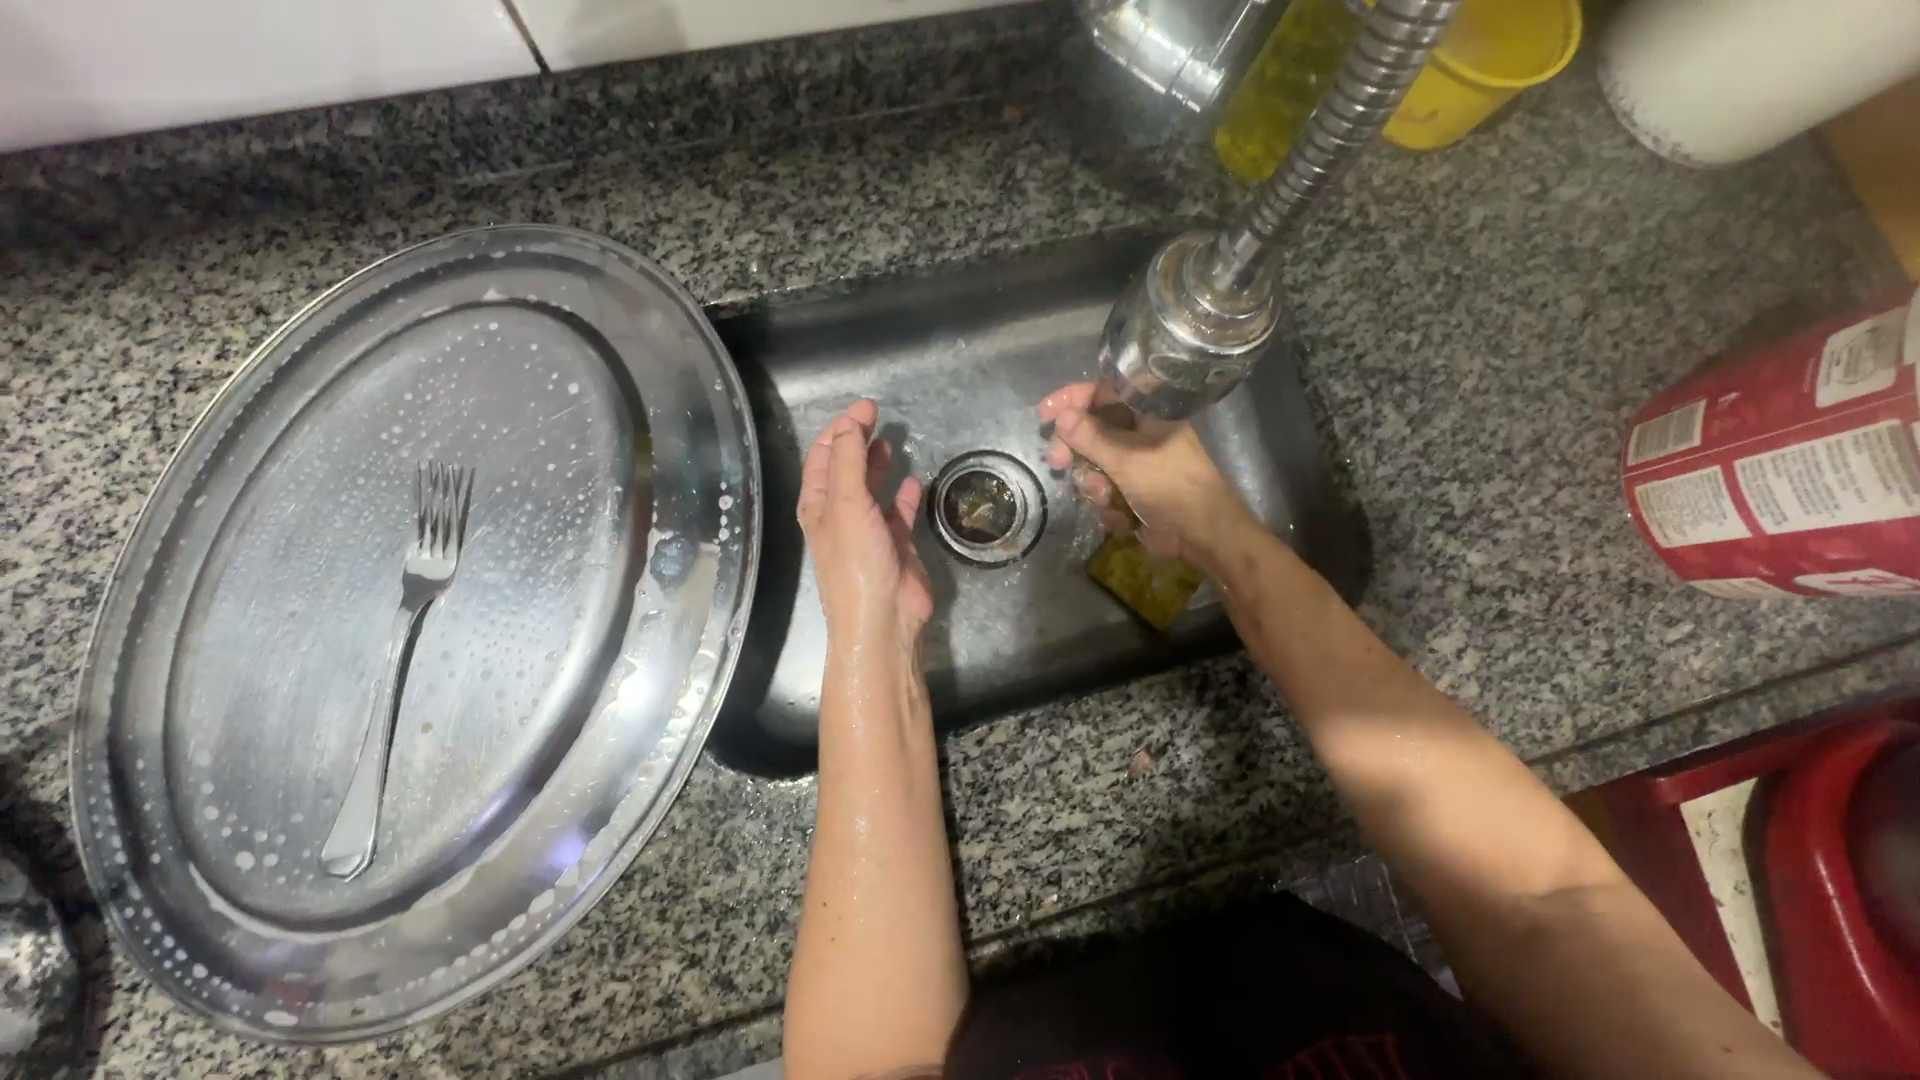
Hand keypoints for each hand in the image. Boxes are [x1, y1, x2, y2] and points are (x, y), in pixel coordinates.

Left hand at [797, 399, 933, 644]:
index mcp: (818, 505)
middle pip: (846, 468)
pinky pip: (899, 512)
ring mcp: (869, 530)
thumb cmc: (856, 560)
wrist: (883, 618)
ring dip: (878, 465)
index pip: (823, 457)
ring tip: (892, 441)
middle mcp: (840, 515)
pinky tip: (914, 480)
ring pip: (871, 488)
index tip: (866, 406)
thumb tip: (851, 420)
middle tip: (879, 416)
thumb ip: (849, 460)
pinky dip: (905, 495)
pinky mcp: (897, 545)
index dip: (840, 429)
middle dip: (858, 441)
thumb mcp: (846, 503)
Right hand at [1038, 382, 1252, 563]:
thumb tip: (1060, 417)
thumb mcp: (1126, 459)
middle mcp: (1139, 436)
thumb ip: (1089, 437)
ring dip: (1093, 484)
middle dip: (1075, 450)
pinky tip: (1120, 516)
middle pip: (1090, 432)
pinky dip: (1108, 505)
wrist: (1201, 535)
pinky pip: (1103, 492)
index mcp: (1146, 415)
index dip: (1071, 400)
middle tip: (1057, 462)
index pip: (1102, 394)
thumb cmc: (1170, 486)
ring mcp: (1134, 466)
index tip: (1044, 414)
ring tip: (1105, 497)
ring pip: (1093, 467)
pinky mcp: (1131, 494)